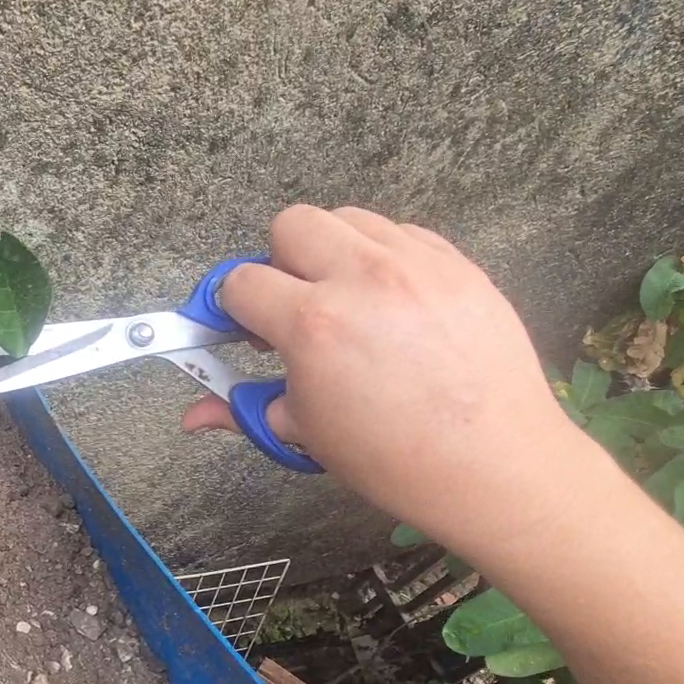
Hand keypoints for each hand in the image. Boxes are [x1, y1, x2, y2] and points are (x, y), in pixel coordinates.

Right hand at [183, 204, 599, 546]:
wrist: (492, 465)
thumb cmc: (388, 457)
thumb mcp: (301, 431)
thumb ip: (239, 409)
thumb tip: (191, 418)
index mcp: (313, 323)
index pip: (241, 282)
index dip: (231, 309)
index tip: (242, 333)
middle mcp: (362, 278)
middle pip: (291, 225)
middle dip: (278, 263)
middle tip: (292, 310)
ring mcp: (417, 264)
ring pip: (347, 218)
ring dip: (328, 253)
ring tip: (341, 303)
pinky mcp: (458, 264)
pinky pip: (400, 233)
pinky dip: (379, 257)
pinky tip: (387, 305)